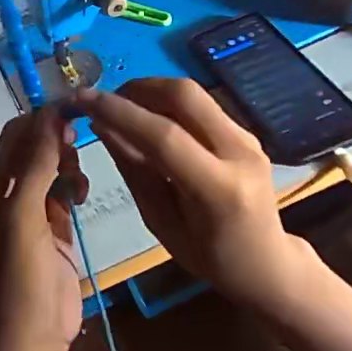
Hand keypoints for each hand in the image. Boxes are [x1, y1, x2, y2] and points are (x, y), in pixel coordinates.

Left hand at [0, 108, 86, 350]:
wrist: (31, 341)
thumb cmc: (18, 278)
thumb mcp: (23, 217)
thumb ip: (37, 163)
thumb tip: (51, 113)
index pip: (14, 137)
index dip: (43, 121)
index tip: (77, 109)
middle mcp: (2, 193)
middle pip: (33, 148)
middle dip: (57, 141)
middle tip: (79, 143)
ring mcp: (28, 210)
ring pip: (51, 166)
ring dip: (67, 163)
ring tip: (77, 179)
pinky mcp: (51, 227)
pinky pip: (63, 191)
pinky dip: (73, 185)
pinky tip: (82, 195)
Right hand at [74, 79, 310, 303]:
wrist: (268, 261)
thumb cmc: (210, 257)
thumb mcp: (162, 223)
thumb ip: (135, 171)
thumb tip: (103, 126)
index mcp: (218, 189)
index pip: (164, 136)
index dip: (120, 112)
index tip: (83, 99)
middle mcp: (240, 153)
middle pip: (185, 96)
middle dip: (139, 88)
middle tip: (106, 99)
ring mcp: (249, 138)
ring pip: (194, 94)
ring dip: (152, 91)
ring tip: (123, 107)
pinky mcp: (247, 131)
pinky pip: (202, 105)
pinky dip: (169, 103)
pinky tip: (150, 118)